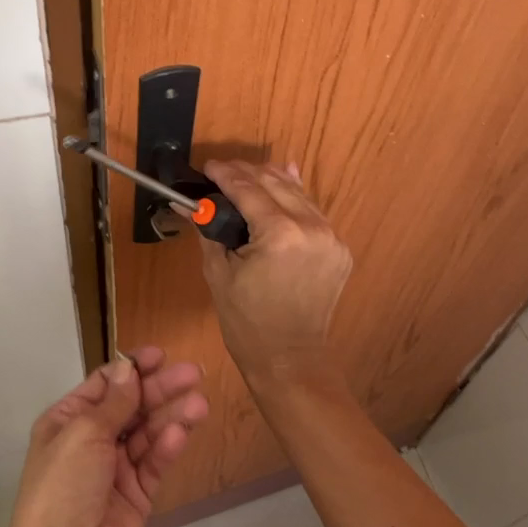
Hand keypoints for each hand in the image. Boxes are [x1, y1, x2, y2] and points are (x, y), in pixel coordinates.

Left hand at [0, 348, 206, 526]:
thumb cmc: (63, 489)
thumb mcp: (82, 434)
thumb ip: (113, 402)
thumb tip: (128, 368)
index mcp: (66, 422)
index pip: (104, 385)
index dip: (132, 369)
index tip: (162, 355)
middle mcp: (90, 442)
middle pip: (131, 406)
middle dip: (160, 389)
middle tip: (195, 373)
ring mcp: (115, 470)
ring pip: (148, 433)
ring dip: (171, 416)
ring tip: (200, 404)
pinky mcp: (137, 496)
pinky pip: (154, 463)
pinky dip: (167, 447)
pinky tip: (181, 434)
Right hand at [198, 160, 352, 385]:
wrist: (290, 359)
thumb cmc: (247, 322)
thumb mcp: (219, 273)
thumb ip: (208, 230)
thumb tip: (188, 203)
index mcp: (281, 235)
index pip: (248, 189)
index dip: (225, 175)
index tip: (207, 167)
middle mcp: (311, 228)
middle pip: (275, 183)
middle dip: (246, 173)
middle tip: (222, 171)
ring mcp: (331, 238)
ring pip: (298, 193)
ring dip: (271, 181)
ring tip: (246, 176)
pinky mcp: (339, 249)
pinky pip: (314, 213)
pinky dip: (294, 199)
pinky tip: (283, 182)